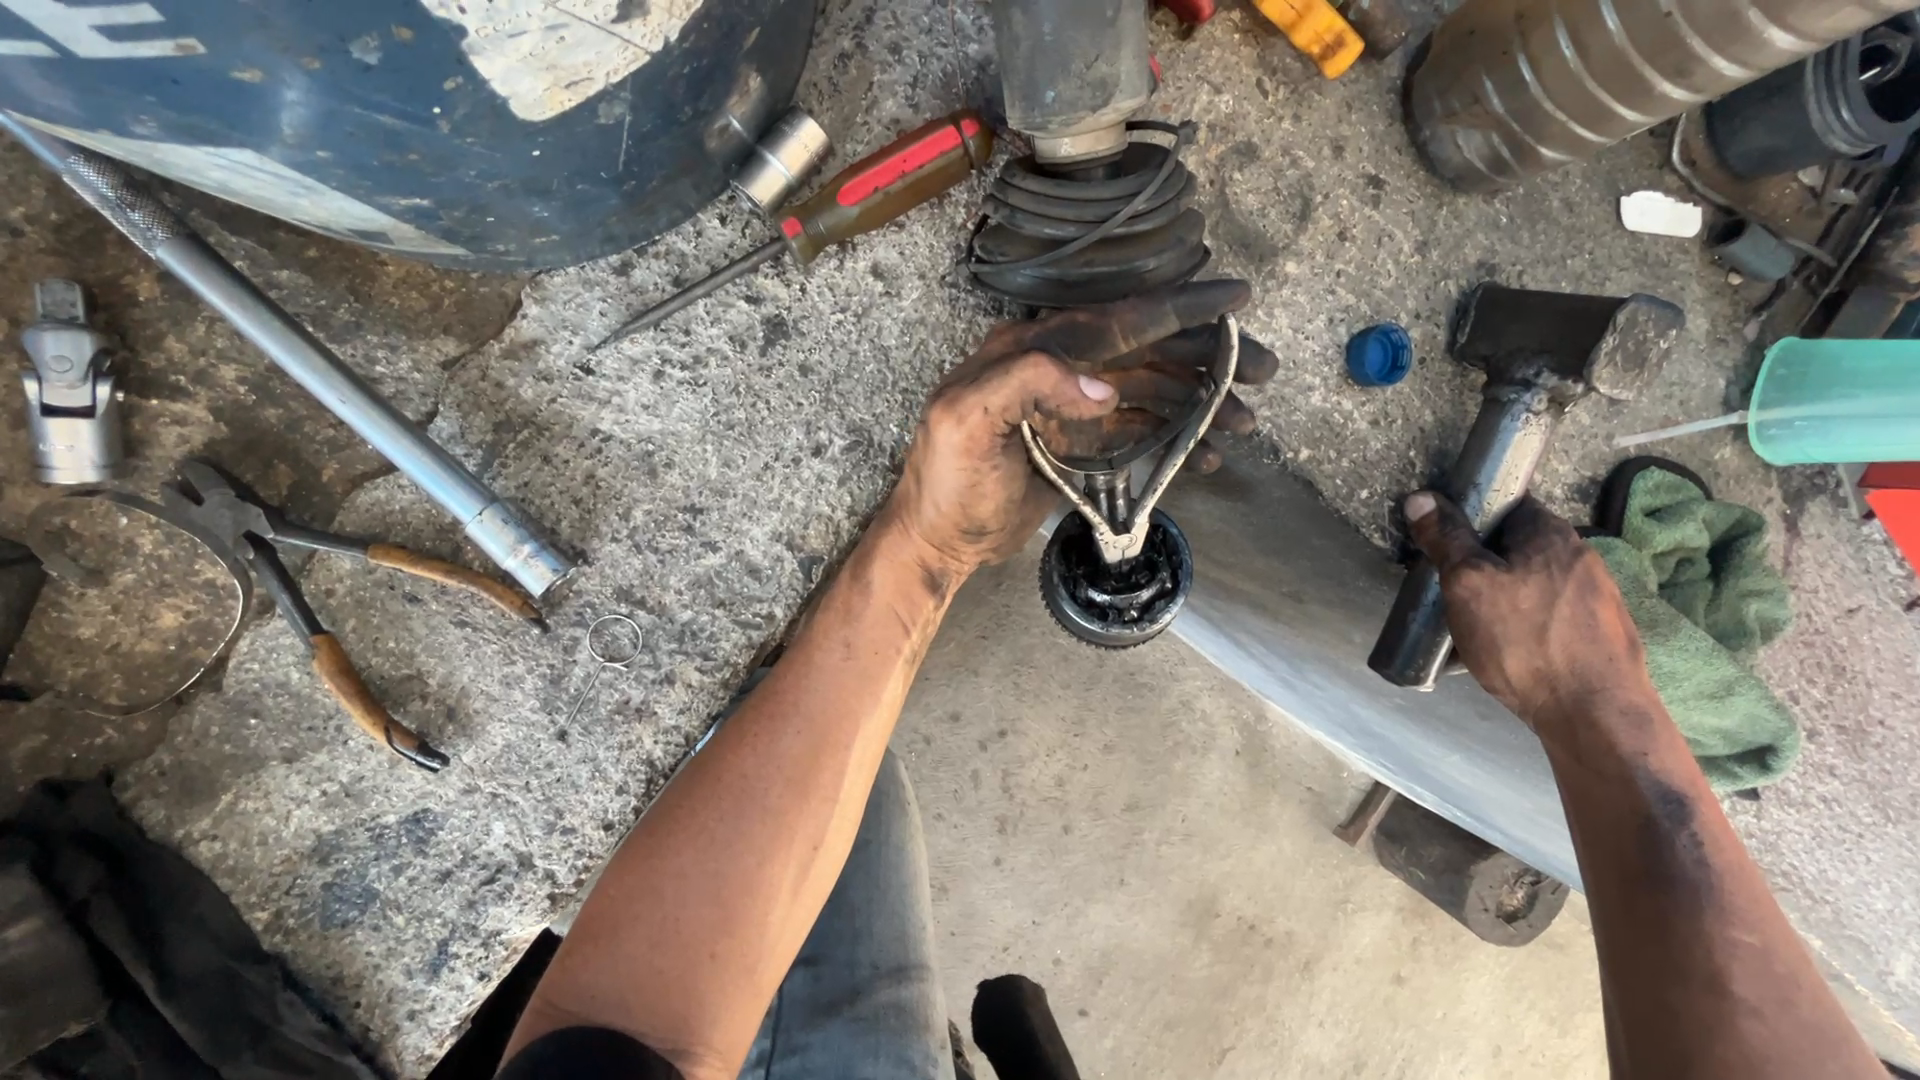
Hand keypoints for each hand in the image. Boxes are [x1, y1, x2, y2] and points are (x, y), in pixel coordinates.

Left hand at [882, 281, 1278, 575]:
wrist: (937, 537)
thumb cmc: (944, 480)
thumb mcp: (965, 420)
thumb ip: (1028, 383)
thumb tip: (1104, 390)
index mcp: (1032, 351)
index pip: (1115, 321)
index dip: (1177, 308)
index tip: (1233, 300)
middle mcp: (1059, 371)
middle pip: (1147, 354)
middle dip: (1208, 358)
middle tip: (1263, 370)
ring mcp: (1073, 410)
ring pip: (1150, 394)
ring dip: (1200, 405)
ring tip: (1244, 422)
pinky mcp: (1080, 447)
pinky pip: (1137, 434)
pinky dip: (1174, 442)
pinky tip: (1206, 456)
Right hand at [1406, 492, 1655, 733]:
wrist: (1594, 715)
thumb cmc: (1523, 640)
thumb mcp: (1468, 584)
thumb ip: (1446, 539)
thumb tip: (1421, 497)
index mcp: (1552, 534)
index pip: (1505, 504)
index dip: (1468, 516)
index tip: (1439, 542)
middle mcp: (1580, 557)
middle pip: (1515, 545)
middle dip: (1478, 561)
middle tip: (1445, 587)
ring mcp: (1594, 597)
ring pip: (1528, 582)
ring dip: (1497, 595)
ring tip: (1468, 623)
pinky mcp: (1596, 633)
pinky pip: (1543, 614)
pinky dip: (1518, 622)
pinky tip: (1502, 648)